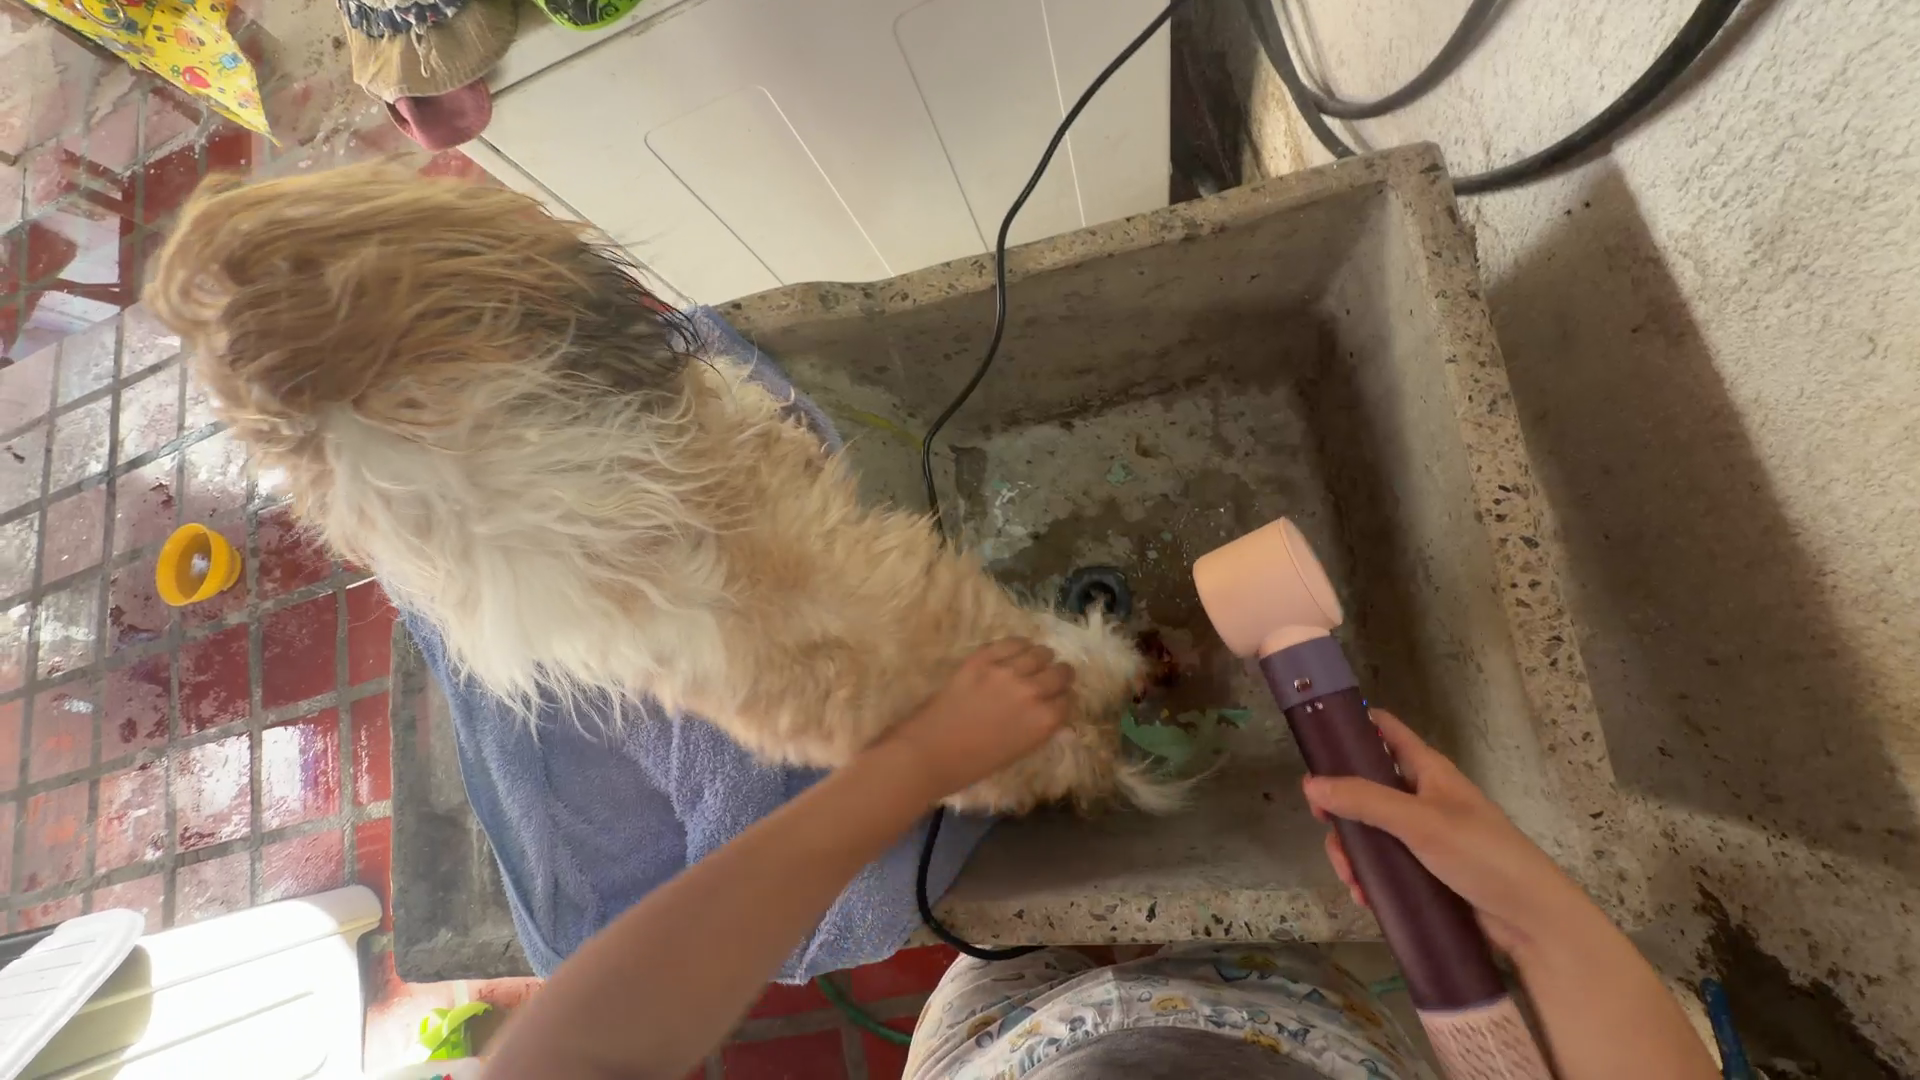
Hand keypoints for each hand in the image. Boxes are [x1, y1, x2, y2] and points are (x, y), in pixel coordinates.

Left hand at [881, 639, 1075, 801]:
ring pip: (1039, 653)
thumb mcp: (1018, 750)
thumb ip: (1037, 726)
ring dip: (1041, 658)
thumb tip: (1047, 709)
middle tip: (1052, 677)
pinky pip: (1011, 642)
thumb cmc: (973, 764)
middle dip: (1059, 676)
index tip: (1057, 699)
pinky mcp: (982, 658)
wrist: (928, 752)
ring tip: (1035, 661)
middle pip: (1060, 673)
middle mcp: (1032, 692)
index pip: (1068, 701)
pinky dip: (1019, 646)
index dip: (1063, 699)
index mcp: (1044, 722)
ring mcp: (1006, 671)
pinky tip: (1018, 650)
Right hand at [1303, 709, 1589, 955]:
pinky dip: (1368, 875)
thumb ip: (1364, 800)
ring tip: (1350, 877)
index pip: (1385, 731)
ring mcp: (1422, 834)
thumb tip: (1310, 785)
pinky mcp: (1423, 869)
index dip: (1352, 726)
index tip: (1316, 737)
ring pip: (1368, 829)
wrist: (1534, 921)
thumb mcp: (1419, 821)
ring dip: (1351, 851)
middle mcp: (1421, 796)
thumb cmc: (1482, 854)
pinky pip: (1383, 863)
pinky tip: (1363, 894)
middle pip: (1365, 786)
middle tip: (1322, 821)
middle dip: (1339, 805)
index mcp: (1427, 770)